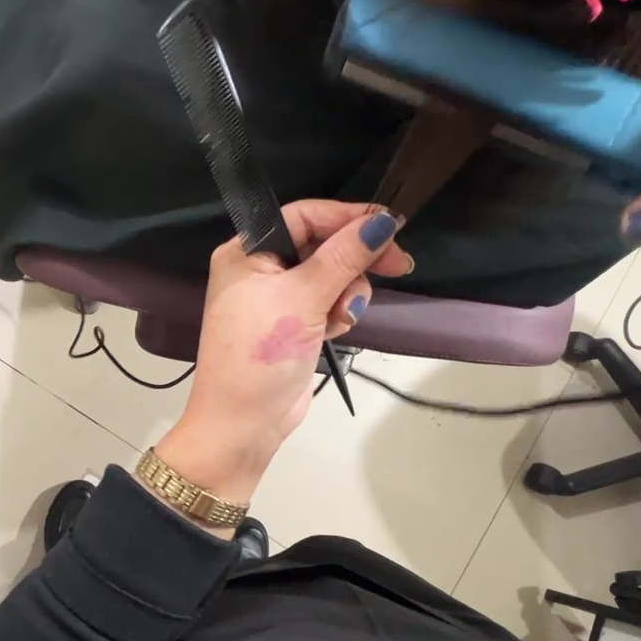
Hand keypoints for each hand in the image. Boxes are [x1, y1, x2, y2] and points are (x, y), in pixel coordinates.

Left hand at [153, 202, 412, 517]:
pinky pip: (328, 302)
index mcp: (246, 252)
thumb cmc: (261, 355)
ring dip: (347, 293)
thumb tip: (382, 221)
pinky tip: (335, 332)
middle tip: (397, 267)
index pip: (304, 216)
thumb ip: (343, 257)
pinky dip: (339, 313)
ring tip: (341, 319)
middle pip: (322, 244)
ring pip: (332, 275)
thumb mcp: (303, 299)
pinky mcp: (293, 325)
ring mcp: (276, 299)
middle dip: (352, 262)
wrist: (242, 424)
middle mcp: (259, 269)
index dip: (348, 218)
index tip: (391, 226)